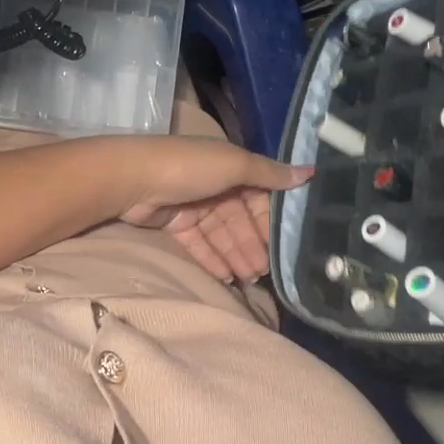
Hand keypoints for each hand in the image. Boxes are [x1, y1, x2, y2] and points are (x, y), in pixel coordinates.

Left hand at [113, 138, 312, 282]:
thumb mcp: (234, 164)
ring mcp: (193, 204)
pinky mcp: (174, 223)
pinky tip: (225, 277)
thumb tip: (310, 172)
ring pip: (221, 234)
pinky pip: (199, 243)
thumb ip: (270, 174)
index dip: (271, 220)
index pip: (259, 196)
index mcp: (231, 166)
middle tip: (265, 272)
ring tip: (249, 279)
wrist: (133, 179)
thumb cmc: (189, 167)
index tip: (285, 244)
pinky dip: (212, 258)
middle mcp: (214, 184)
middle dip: (253, 244)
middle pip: (240, 219)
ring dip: (235, 255)